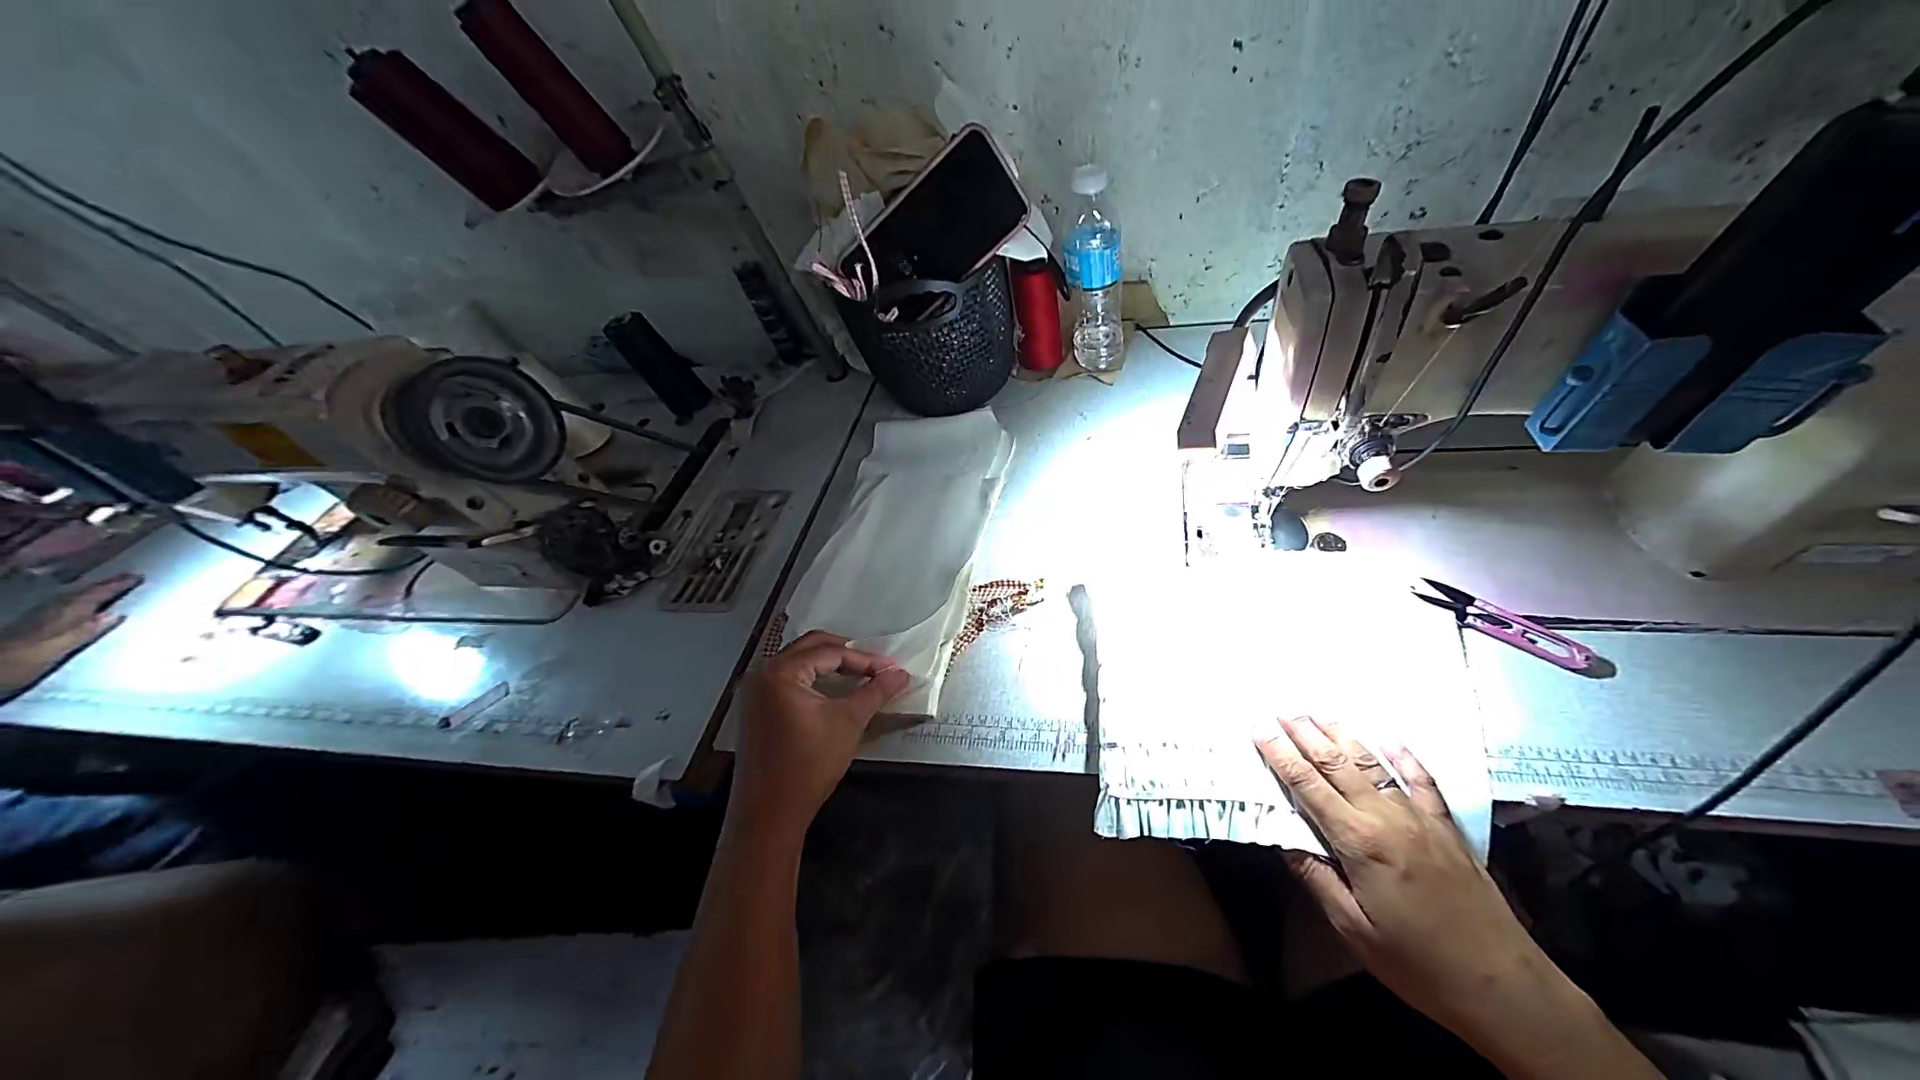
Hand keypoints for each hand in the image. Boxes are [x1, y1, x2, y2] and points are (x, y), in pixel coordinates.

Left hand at [0, 573, 142, 699]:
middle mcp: (53, 610)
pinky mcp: (33, 623)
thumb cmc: (25, 659)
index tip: (138, 577)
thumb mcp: (58, 647)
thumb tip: (116, 615)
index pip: (96, 594)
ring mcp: (40, 616)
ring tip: (108, 589)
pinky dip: (78, 601)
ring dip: (92, 592)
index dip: (117, 585)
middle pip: (83, 592)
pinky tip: (79, 606)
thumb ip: (86, 630)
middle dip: (106, 585)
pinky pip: (64, 605)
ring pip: (73, 597)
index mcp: (65, 613)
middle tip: (129, 578)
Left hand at [734, 630, 910, 837]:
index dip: (865, 659)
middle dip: (847, 654)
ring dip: (830, 665)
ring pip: (798, 663)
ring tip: (860, 676)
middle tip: (877, 667)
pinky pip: (788, 681)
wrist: (769, 814)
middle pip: (811, 648)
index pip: (830, 652)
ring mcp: (754, 693)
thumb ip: (875, 692)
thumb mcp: (848, 723)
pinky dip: (813, 680)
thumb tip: (900, 674)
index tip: (893, 670)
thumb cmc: (808, 765)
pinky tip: (834, 692)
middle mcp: (762, 674)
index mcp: (780, 672)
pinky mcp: (755, 711)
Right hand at [1255, 715, 1657, 1079]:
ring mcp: (1422, 819)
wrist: (1504, 986)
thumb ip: (1315, 876)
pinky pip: (1423, 781)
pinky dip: (1404, 757)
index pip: (1308, 787)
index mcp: (1358, 842)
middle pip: (1338, 765)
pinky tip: (1390, 740)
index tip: (1260, 730)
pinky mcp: (1448, 829)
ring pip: (1375, 764)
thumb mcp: (1351, 926)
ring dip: (1344, 736)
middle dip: (1306, 736)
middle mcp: (1388, 818)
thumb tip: (1283, 837)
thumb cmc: (1416, 962)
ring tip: (1320, 715)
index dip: (1280, 756)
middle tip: (1282, 712)